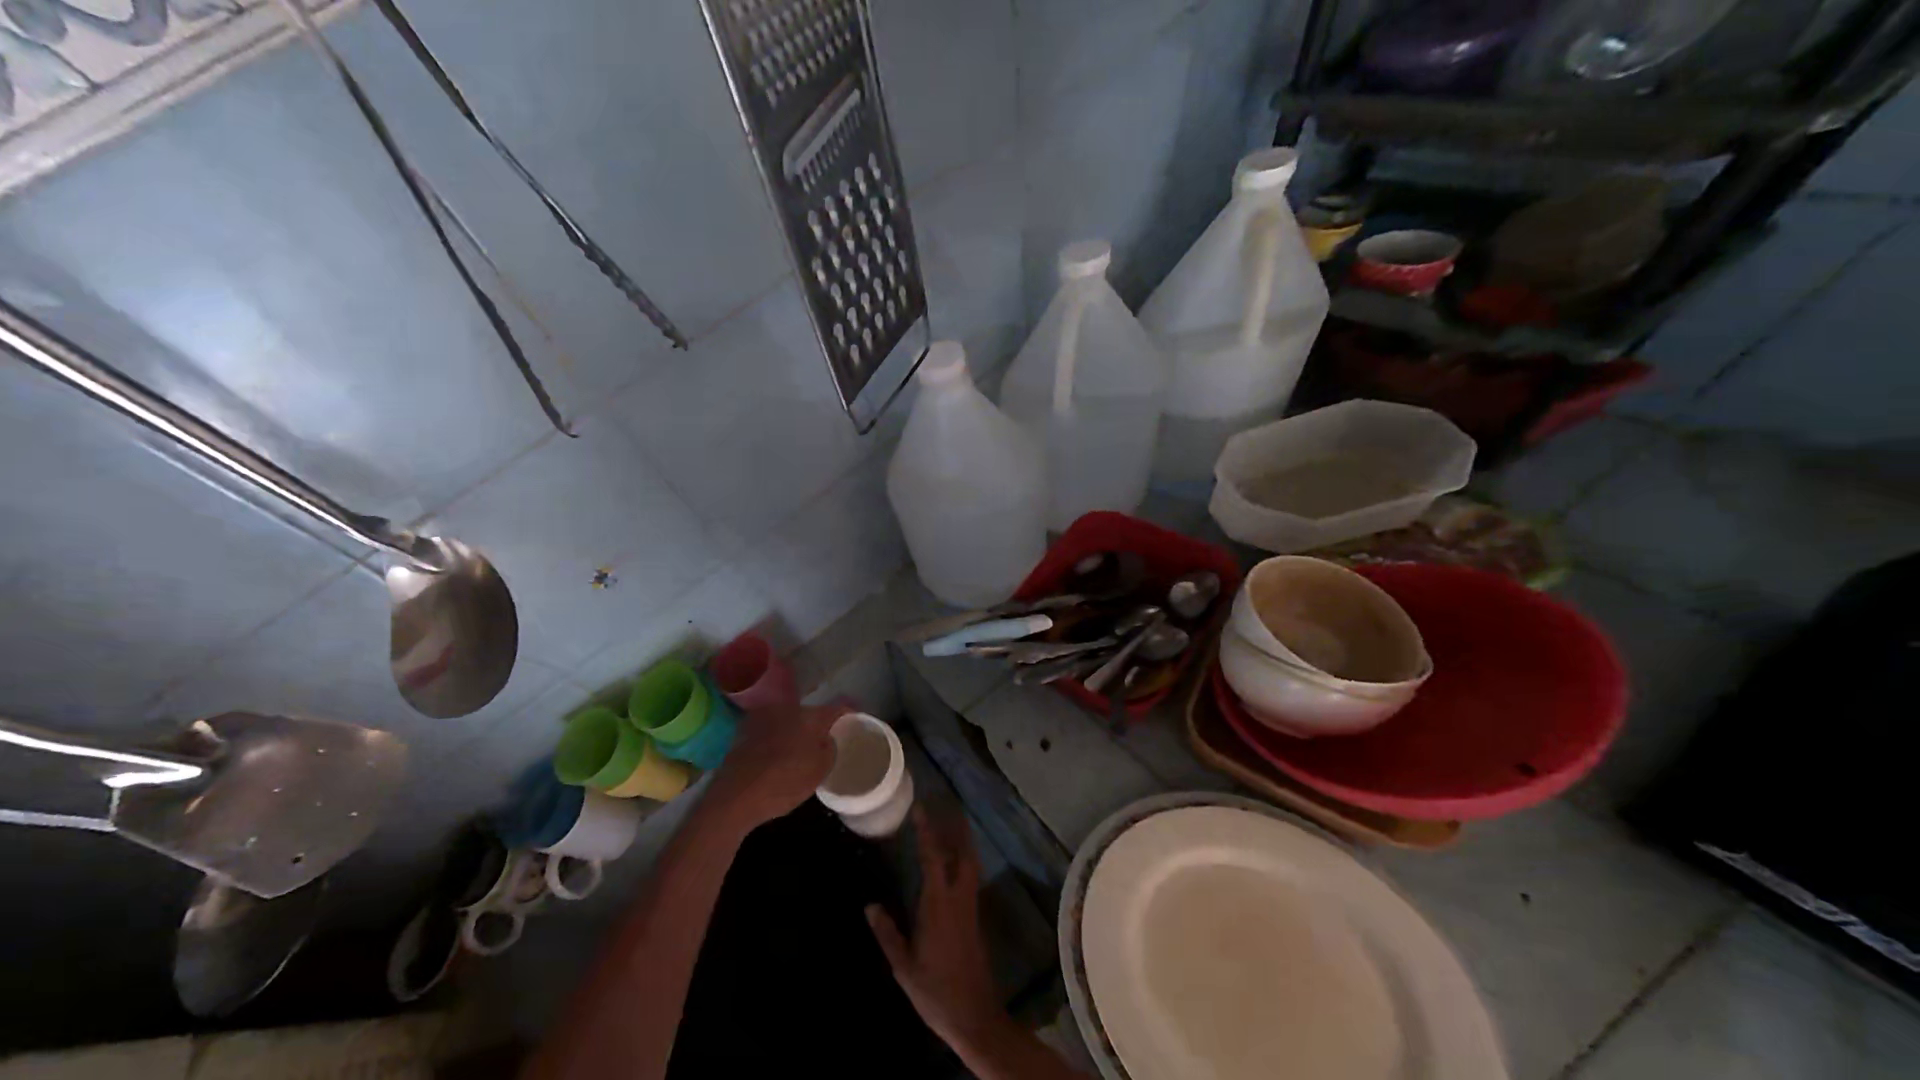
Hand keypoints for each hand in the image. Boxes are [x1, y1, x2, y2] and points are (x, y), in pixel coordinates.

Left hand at [700, 700, 842, 834]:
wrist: (735, 797)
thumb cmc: (783, 783)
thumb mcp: (820, 771)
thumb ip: (830, 748)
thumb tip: (827, 738)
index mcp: (810, 716)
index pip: (837, 709)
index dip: (849, 716)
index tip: (855, 726)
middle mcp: (787, 709)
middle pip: (811, 714)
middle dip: (820, 726)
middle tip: (827, 743)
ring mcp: (763, 717)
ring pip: (790, 721)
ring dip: (797, 731)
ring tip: (802, 750)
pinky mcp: (745, 730)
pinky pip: (771, 730)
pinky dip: (778, 738)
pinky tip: (778, 756)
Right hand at [866, 805, 1002, 1045]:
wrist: (975, 1016)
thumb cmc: (935, 991)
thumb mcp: (903, 966)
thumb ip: (887, 933)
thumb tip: (870, 905)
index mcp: (939, 904)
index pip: (934, 857)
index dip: (927, 831)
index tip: (921, 807)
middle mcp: (959, 899)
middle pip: (963, 853)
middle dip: (956, 828)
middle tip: (946, 805)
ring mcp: (970, 908)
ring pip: (970, 864)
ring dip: (962, 841)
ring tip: (953, 824)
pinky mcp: (974, 919)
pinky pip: (970, 877)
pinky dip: (963, 860)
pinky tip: (954, 863)